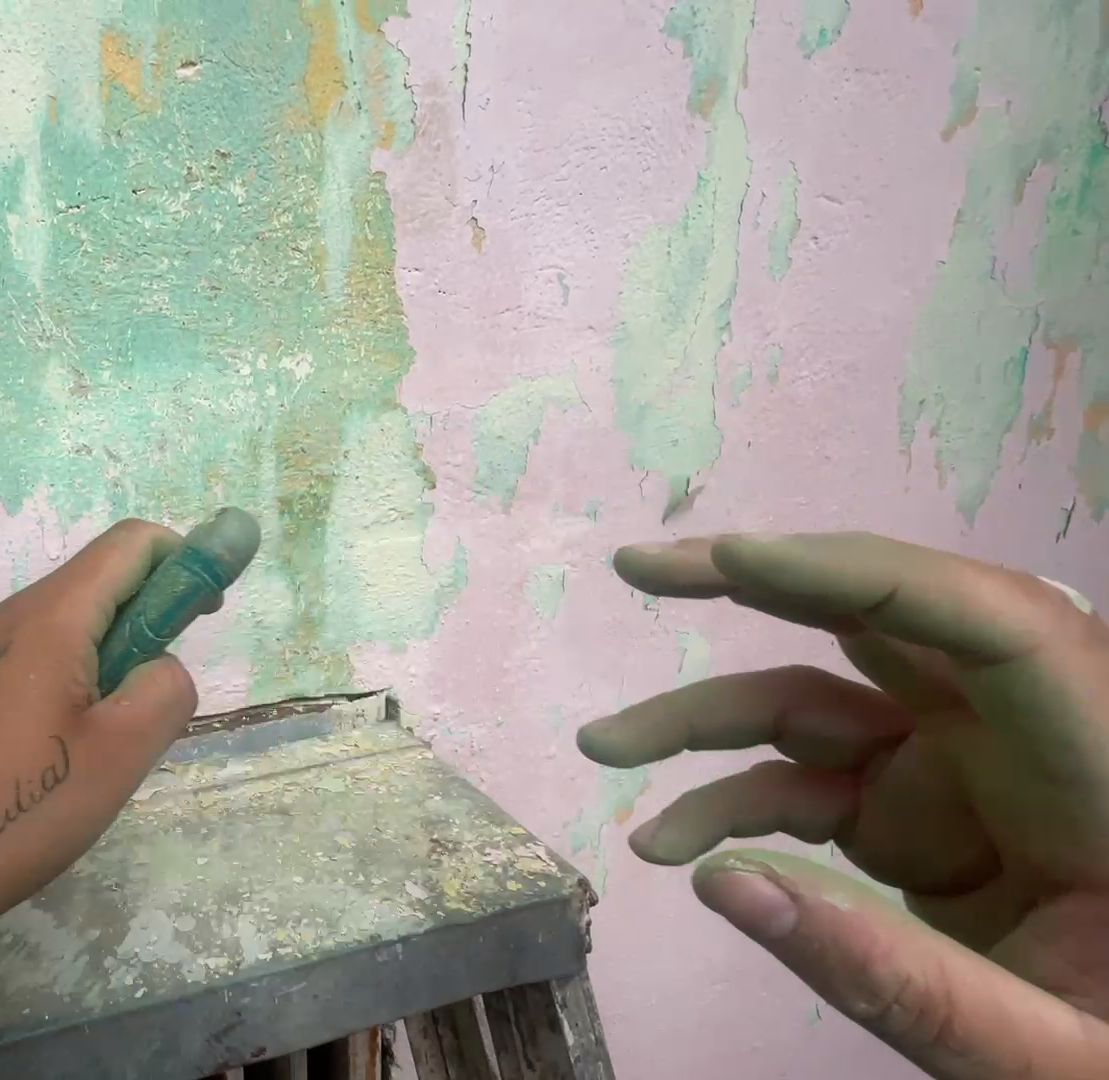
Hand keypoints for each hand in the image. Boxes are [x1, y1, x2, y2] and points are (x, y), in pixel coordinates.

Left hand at [0, 516, 203, 922]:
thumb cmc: (12, 805)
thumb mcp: (119, 752)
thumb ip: (165, 689)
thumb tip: (157, 666)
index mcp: (50, 615)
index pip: (131, 544)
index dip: (184, 561)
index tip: (204, 615)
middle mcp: (4, 618)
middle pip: (94, 588)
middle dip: (142, 631)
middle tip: (145, 711)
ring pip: (61, 635)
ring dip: (101, 671)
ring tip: (91, 753)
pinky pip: (25, 669)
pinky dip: (61, 693)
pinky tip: (42, 766)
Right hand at [578, 532, 1108, 1078]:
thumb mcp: (1060, 1061)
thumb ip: (901, 978)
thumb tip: (717, 881)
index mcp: (1097, 775)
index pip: (986, 626)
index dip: (856, 577)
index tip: (728, 560)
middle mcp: (1012, 745)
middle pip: (873, 623)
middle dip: (747, 585)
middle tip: (637, 569)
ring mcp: (943, 774)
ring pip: (798, 702)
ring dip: (691, 719)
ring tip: (602, 747)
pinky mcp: (891, 812)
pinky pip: (783, 784)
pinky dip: (714, 807)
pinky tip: (664, 845)